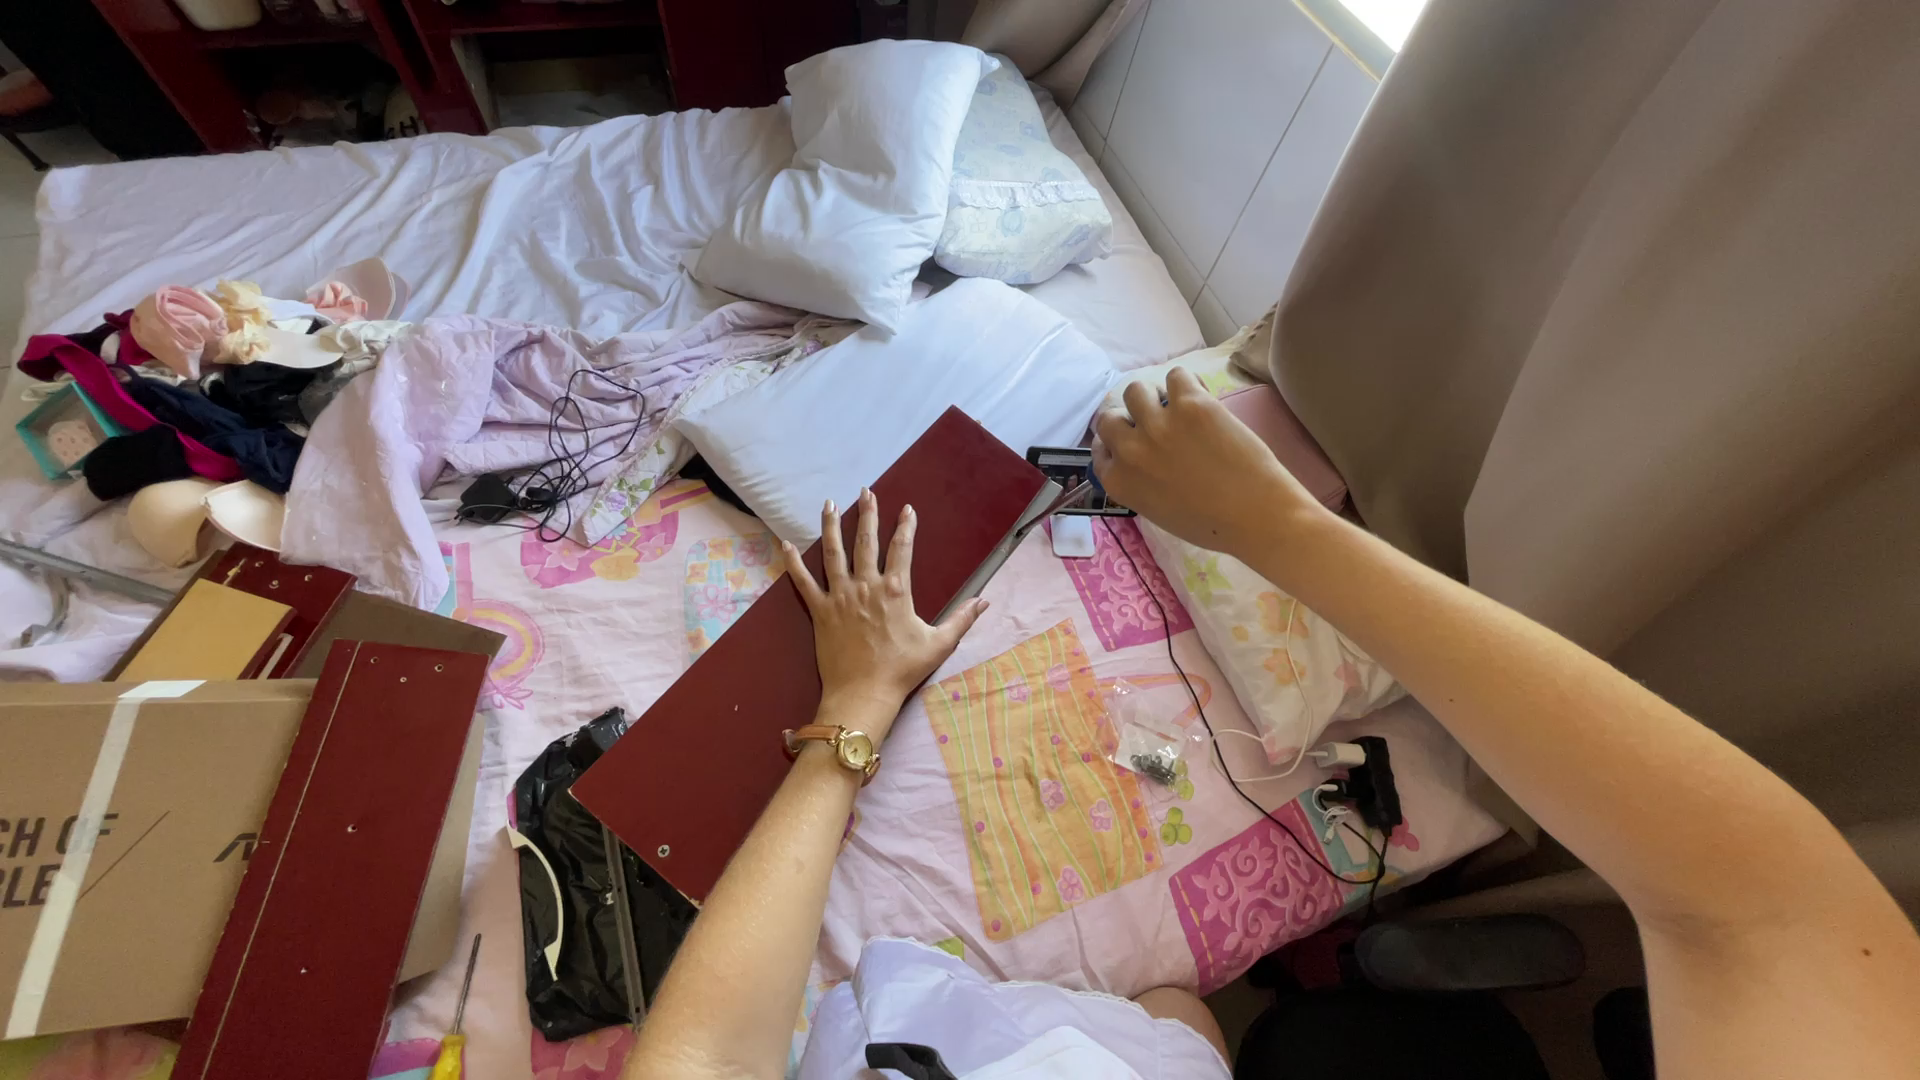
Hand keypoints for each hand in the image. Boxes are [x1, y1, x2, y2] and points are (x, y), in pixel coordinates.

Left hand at [782, 489, 988, 738]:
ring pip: (833, 553)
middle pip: (866, 542)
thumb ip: (962, 619)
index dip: (906, 526)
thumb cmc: (902, 670)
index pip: (902, 549)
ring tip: (830, 503)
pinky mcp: (819, 611)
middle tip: (866, 491)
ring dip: (832, 526)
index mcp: (895, 590)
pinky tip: (785, 544)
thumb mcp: (939, 644)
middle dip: (868, 514)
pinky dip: (793, 563)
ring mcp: (840, 596)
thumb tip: (985, 601)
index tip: (907, 508)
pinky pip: (803, 582)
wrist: (863, 694)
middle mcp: (865, 586)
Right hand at [1092, 367, 1329, 557]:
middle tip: (1152, 423)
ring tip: (1175, 407)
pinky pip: (1176, 376)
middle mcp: (1128, 451)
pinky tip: (1200, 399)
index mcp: (1118, 481)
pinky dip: (1186, 385)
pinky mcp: (1189, 405)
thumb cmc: (1209, 524)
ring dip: (1153, 397)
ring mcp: (1157, 424)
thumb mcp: (1156, 510)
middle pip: (1109, 417)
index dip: (1114, 442)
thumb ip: (1138, 481)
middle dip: (1129, 419)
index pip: (1099, 450)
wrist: (1255, 516)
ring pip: (1136, 390)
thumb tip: (1139, 456)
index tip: (1130, 440)